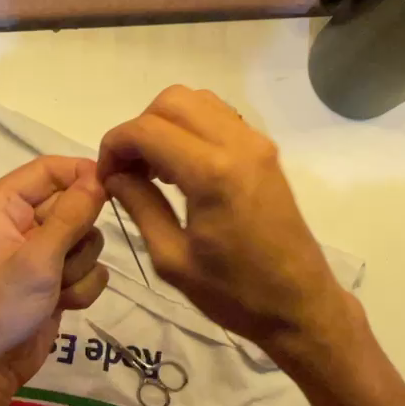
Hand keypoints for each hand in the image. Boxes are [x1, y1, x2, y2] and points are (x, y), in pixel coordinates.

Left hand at [0, 157, 109, 401]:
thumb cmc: (1, 307)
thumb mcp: (37, 259)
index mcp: (0, 204)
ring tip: (56, 288)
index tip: (116, 188)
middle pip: (74, 204)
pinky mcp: (53, 278)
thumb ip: (71, 215)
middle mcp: (18, 221)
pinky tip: (62, 304)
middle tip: (61, 261)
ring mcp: (37, 252)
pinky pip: (87, 268)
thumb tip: (99, 177)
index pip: (49, 169)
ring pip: (86, 240)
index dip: (84, 174)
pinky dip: (81, 287)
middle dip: (79, 236)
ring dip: (80, 267)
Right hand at [98, 85, 353, 363]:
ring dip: (165, 124)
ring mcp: (256, 143)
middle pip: (171, 101)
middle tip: (127, 171)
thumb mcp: (172, 259)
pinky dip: (190, 128)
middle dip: (138, 129)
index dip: (115, 146)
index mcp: (211, 174)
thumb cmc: (233, 293)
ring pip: (197, 101)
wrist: (298, 304)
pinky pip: (219, 117)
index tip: (106, 178)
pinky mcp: (265, 151)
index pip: (146, 130)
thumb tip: (114, 176)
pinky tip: (181, 168)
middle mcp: (237, 144)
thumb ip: (140, 206)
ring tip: (153, 169)